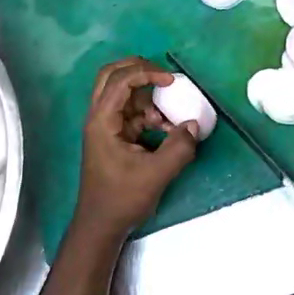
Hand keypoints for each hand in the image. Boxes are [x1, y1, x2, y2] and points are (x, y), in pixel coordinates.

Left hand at [74, 58, 198, 240]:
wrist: (101, 224)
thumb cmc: (121, 198)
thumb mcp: (155, 174)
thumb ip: (178, 148)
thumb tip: (193, 125)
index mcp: (102, 120)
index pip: (120, 80)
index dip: (146, 73)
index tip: (171, 81)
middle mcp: (99, 117)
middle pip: (113, 76)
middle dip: (139, 70)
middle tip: (165, 77)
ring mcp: (105, 126)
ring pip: (123, 94)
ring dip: (147, 97)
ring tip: (170, 115)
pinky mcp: (114, 137)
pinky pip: (131, 113)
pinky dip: (148, 114)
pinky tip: (166, 130)